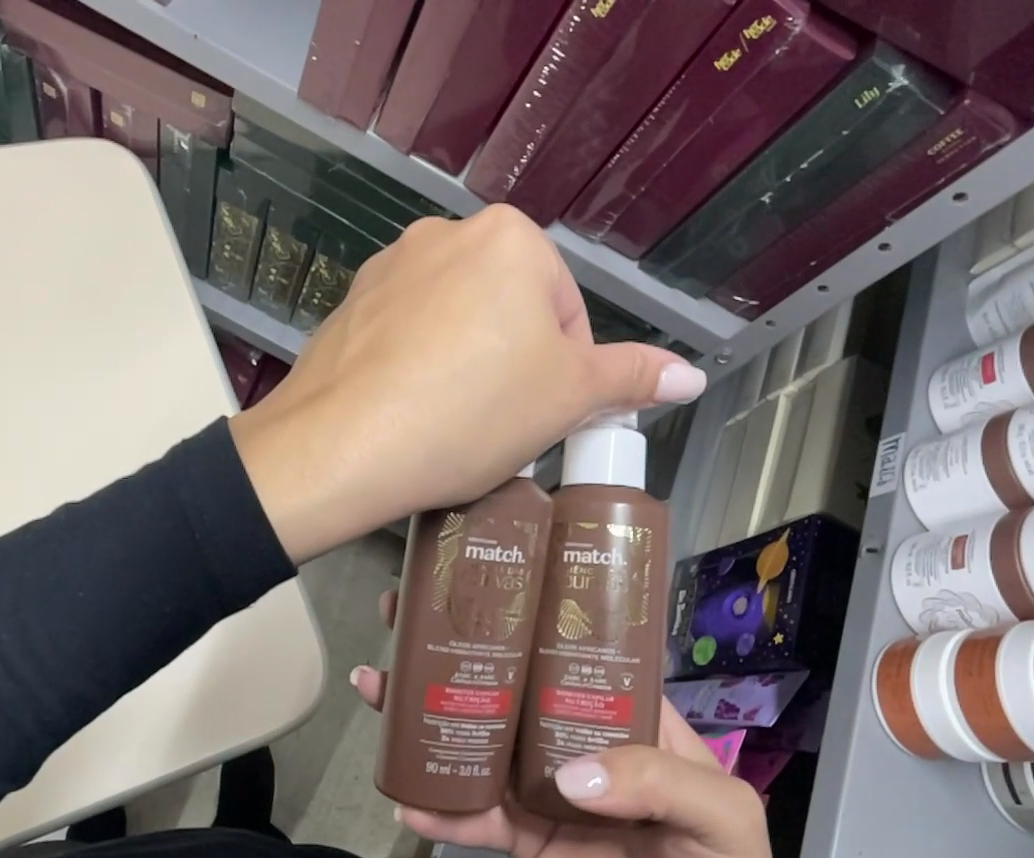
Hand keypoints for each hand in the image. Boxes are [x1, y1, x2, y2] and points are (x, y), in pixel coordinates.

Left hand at [227, 206, 706, 562]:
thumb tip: (692, 376)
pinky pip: (404, 340)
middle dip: (512, 371)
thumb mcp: (566, 400)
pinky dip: (416, 372)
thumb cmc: (470, 414)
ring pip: (455, 327)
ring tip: (449, 426)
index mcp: (510, 238)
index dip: (563, 378)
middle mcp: (444, 234)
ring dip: (465, 371)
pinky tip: (408, 416)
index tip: (537, 421)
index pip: (567, 315)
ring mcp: (386, 268)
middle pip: (509, 315)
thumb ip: (631, 379)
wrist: (340, 446)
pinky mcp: (347, 308)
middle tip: (495, 428)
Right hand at [356, 590, 798, 857]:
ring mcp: (538, 784)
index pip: (574, 648)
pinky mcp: (518, 834)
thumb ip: (654, 782)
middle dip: (455, 648)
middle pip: (507, 682)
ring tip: (375, 682)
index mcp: (624, 712)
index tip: (484, 581)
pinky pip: (471, 817)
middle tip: (401, 614)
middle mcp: (572, 735)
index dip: (531, 614)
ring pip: (475, 738)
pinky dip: (437, 808)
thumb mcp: (719, 814)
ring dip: (426, 713)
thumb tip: (564, 777)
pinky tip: (402, 795)